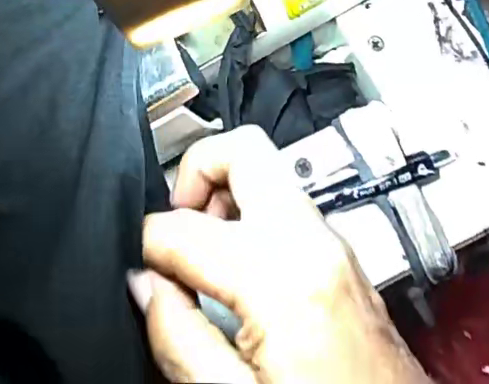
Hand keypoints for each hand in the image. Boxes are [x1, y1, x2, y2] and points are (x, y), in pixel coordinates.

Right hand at [135, 128, 430, 383]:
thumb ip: (179, 340)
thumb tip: (147, 285)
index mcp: (283, 278)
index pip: (184, 228)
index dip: (149, 249)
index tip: (144, 274)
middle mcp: (313, 242)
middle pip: (241, 149)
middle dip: (193, 172)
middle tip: (173, 223)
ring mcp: (334, 244)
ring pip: (264, 169)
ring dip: (222, 191)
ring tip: (201, 246)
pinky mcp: (343, 257)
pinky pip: (283, 202)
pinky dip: (247, 211)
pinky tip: (234, 264)